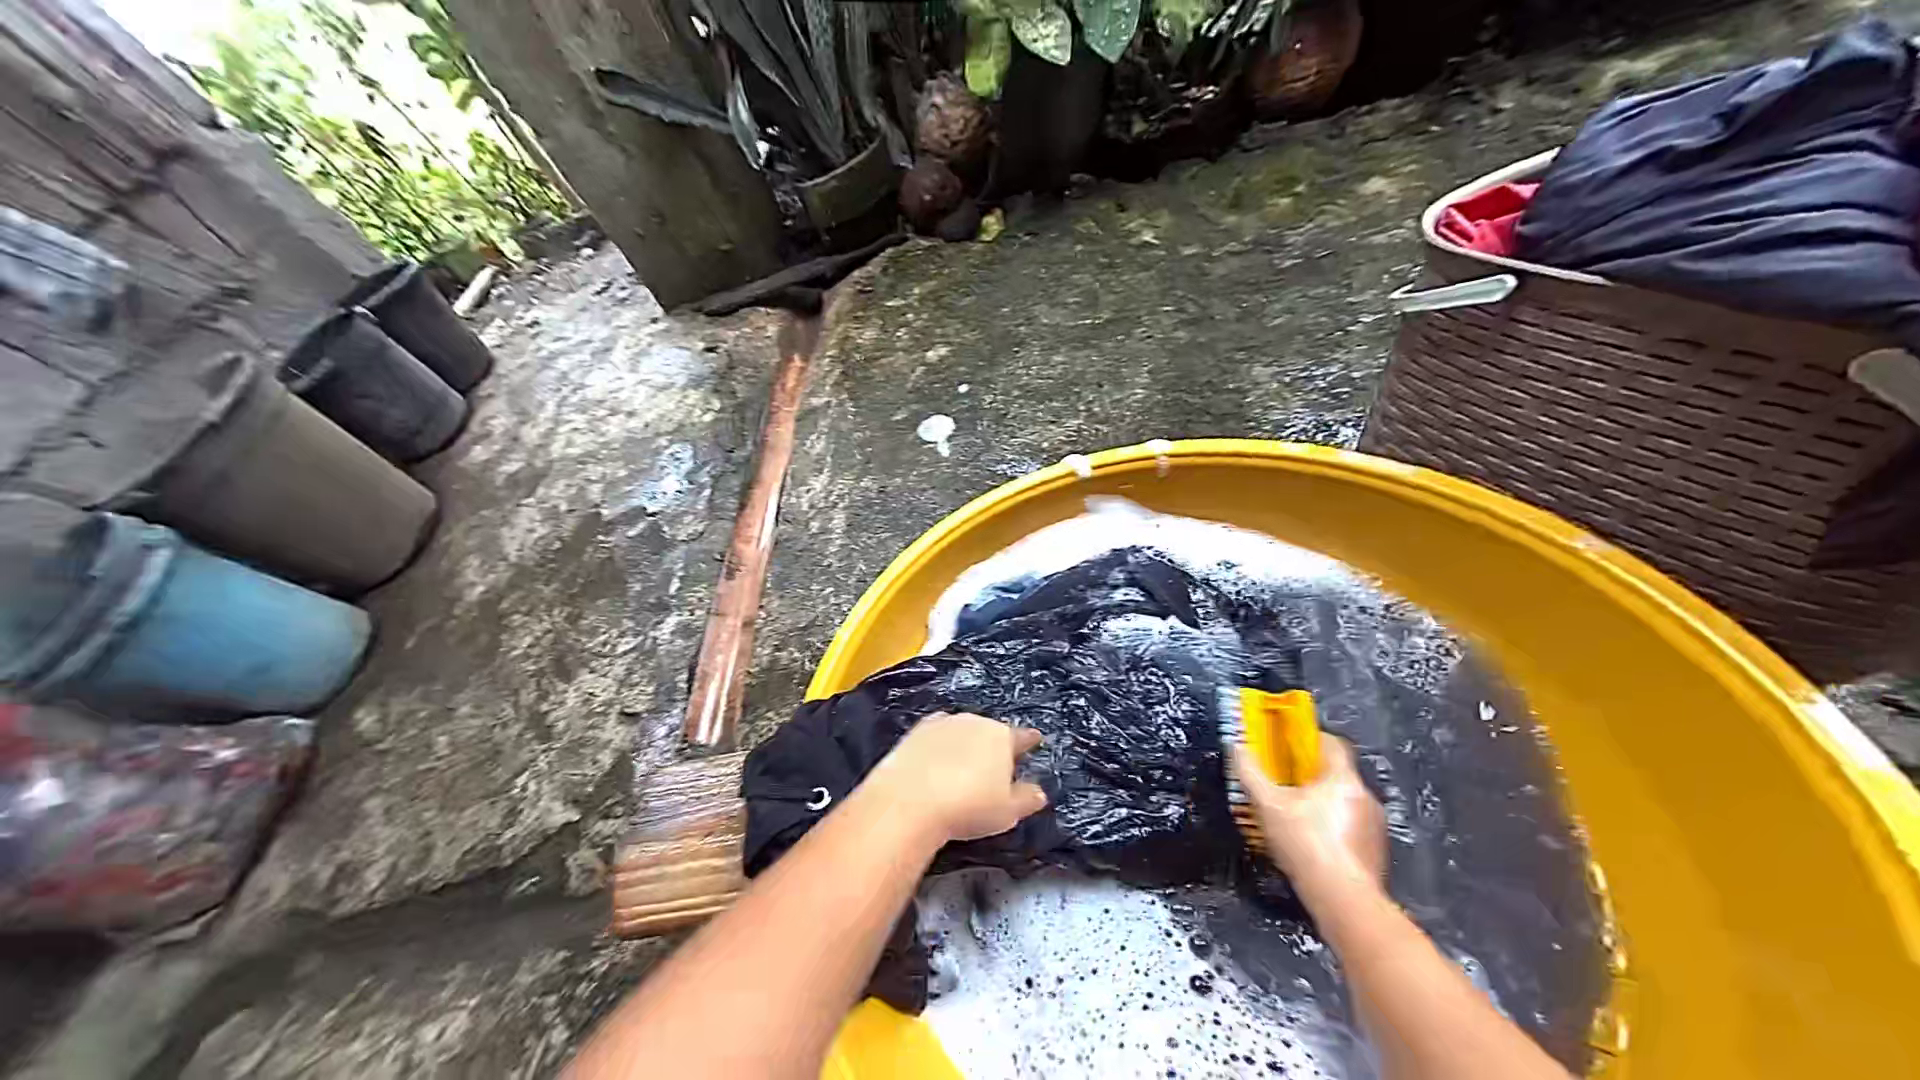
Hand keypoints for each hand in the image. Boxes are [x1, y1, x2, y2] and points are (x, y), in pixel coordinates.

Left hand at [862, 712, 1048, 844]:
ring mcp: (943, 724)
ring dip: (965, 742)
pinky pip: (935, 734)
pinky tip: (937, 755)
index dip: (1029, 741)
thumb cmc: (968, 807)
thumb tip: (1039, 792)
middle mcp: (974, 722)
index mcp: (1002, 737)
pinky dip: (939, 744)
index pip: (1022, 737)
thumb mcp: (1007, 812)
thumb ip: (1026, 799)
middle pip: (990, 731)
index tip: (1036, 739)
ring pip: (962, 729)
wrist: (910, 801)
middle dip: (993, 744)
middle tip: (993, 764)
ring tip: (963, 763)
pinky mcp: (915, 732)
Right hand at [1233, 734, 1386, 903]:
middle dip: (1307, 775)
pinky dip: (1331, 828)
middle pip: (1334, 773)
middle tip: (1282, 782)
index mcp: (1342, 778)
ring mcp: (1373, 825)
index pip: (1330, 742)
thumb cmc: (1306, 845)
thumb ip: (1250, 772)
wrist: (1341, 898)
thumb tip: (1237, 748)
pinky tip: (1310, 842)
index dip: (1307, 739)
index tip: (1287, 745)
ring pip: (1342, 801)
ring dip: (1320, 803)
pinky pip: (1349, 826)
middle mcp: (1364, 796)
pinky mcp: (1374, 850)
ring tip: (1292, 815)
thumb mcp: (1267, 804)